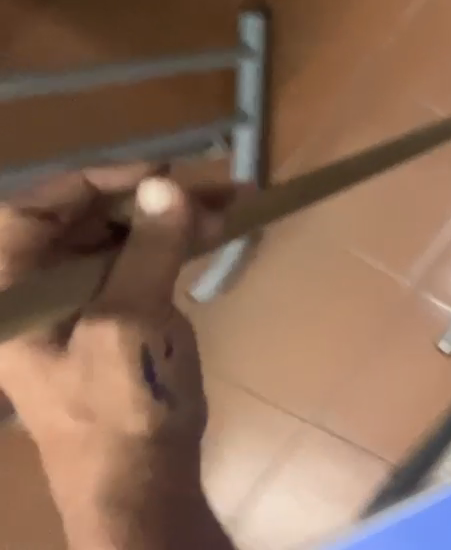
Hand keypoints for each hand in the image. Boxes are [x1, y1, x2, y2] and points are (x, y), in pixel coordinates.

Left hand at [0, 171, 225, 548]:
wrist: (137, 467)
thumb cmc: (121, 398)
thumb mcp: (133, 320)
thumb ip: (146, 250)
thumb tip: (165, 186)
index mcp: (8, 299)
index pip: (25, 216)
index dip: (92, 183)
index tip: (163, 174)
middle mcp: (28, 296)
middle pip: (76, 222)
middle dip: (148, 199)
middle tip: (219, 192)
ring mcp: (69, 307)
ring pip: (112, 238)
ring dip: (171, 217)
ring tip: (236, 206)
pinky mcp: (107, 316)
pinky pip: (135, 261)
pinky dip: (175, 241)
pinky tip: (218, 234)